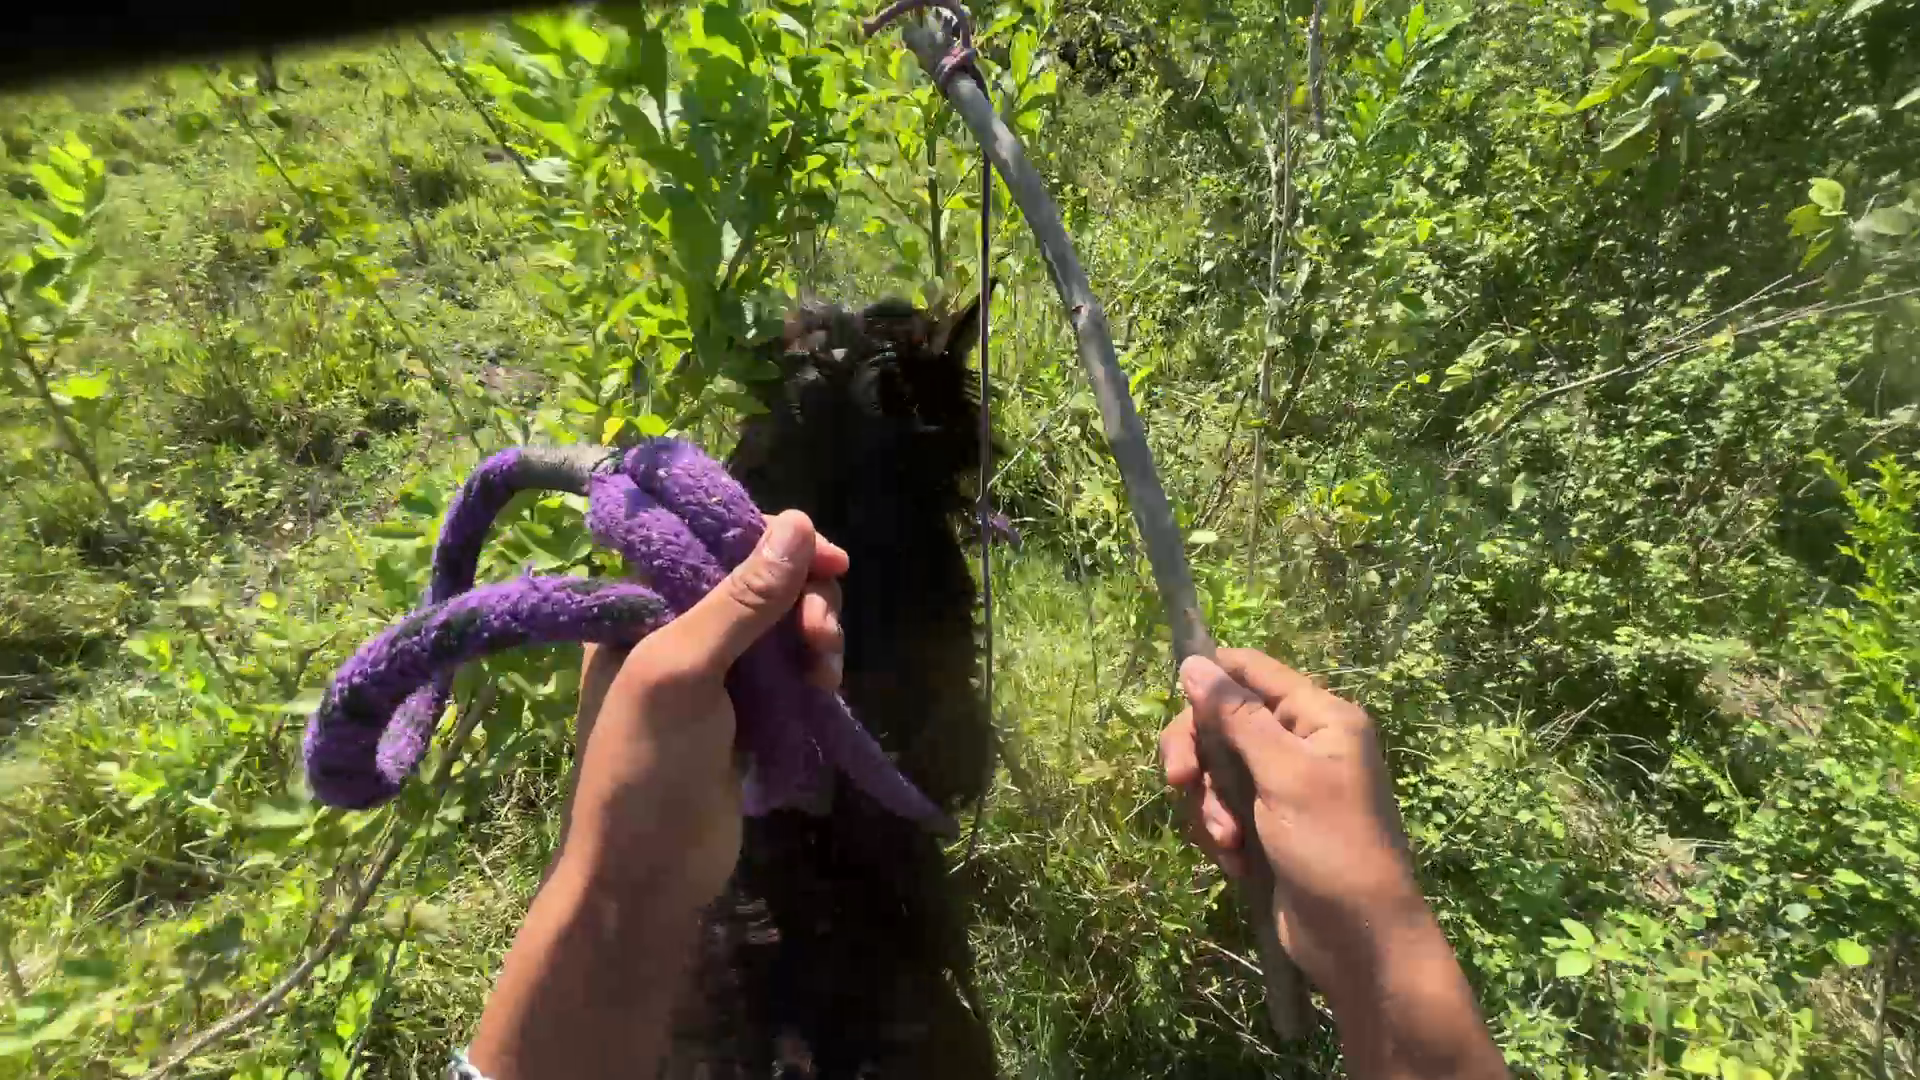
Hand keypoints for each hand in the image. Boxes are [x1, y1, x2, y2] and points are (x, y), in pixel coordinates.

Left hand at [564, 509, 847, 906]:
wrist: (649, 875)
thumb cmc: (646, 765)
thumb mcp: (684, 670)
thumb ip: (741, 598)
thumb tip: (801, 523)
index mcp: (646, 602)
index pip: (718, 539)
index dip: (777, 539)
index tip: (830, 558)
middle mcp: (684, 623)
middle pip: (766, 577)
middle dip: (806, 597)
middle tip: (820, 636)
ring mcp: (721, 665)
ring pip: (788, 618)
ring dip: (818, 633)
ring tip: (825, 672)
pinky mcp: (752, 701)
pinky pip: (796, 660)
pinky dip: (818, 665)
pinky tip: (826, 688)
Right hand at [1160, 649, 1420, 988]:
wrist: (1360, 945)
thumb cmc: (1331, 847)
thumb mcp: (1283, 774)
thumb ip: (1236, 715)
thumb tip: (1193, 662)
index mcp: (1317, 716)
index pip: (1249, 669)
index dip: (1210, 679)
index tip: (1177, 707)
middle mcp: (1299, 740)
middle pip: (1220, 719)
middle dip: (1198, 754)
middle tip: (1178, 781)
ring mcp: (1281, 781)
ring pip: (1214, 765)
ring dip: (1208, 802)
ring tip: (1226, 839)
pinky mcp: (1265, 818)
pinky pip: (1221, 802)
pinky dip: (1218, 827)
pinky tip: (1233, 856)